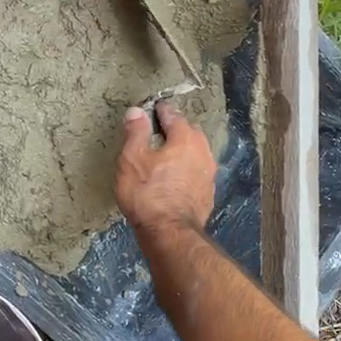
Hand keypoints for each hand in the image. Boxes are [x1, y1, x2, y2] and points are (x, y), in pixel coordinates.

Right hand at [115, 102, 216, 235]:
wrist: (169, 232)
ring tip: (167, 153)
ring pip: (197, 152)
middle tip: (159, 129)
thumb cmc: (147, 193)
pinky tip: (175, 176)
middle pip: (190, 132)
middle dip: (176, 128)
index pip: (174, 116)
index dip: (162, 110)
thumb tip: (136, 111)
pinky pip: (197, 171)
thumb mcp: (132, 159)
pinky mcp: (207, 194)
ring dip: (184, 149)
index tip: (155, 107)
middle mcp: (203, 152)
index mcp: (185, 139)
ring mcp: (208, 175)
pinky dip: (187, 168)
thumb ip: (135, 132)